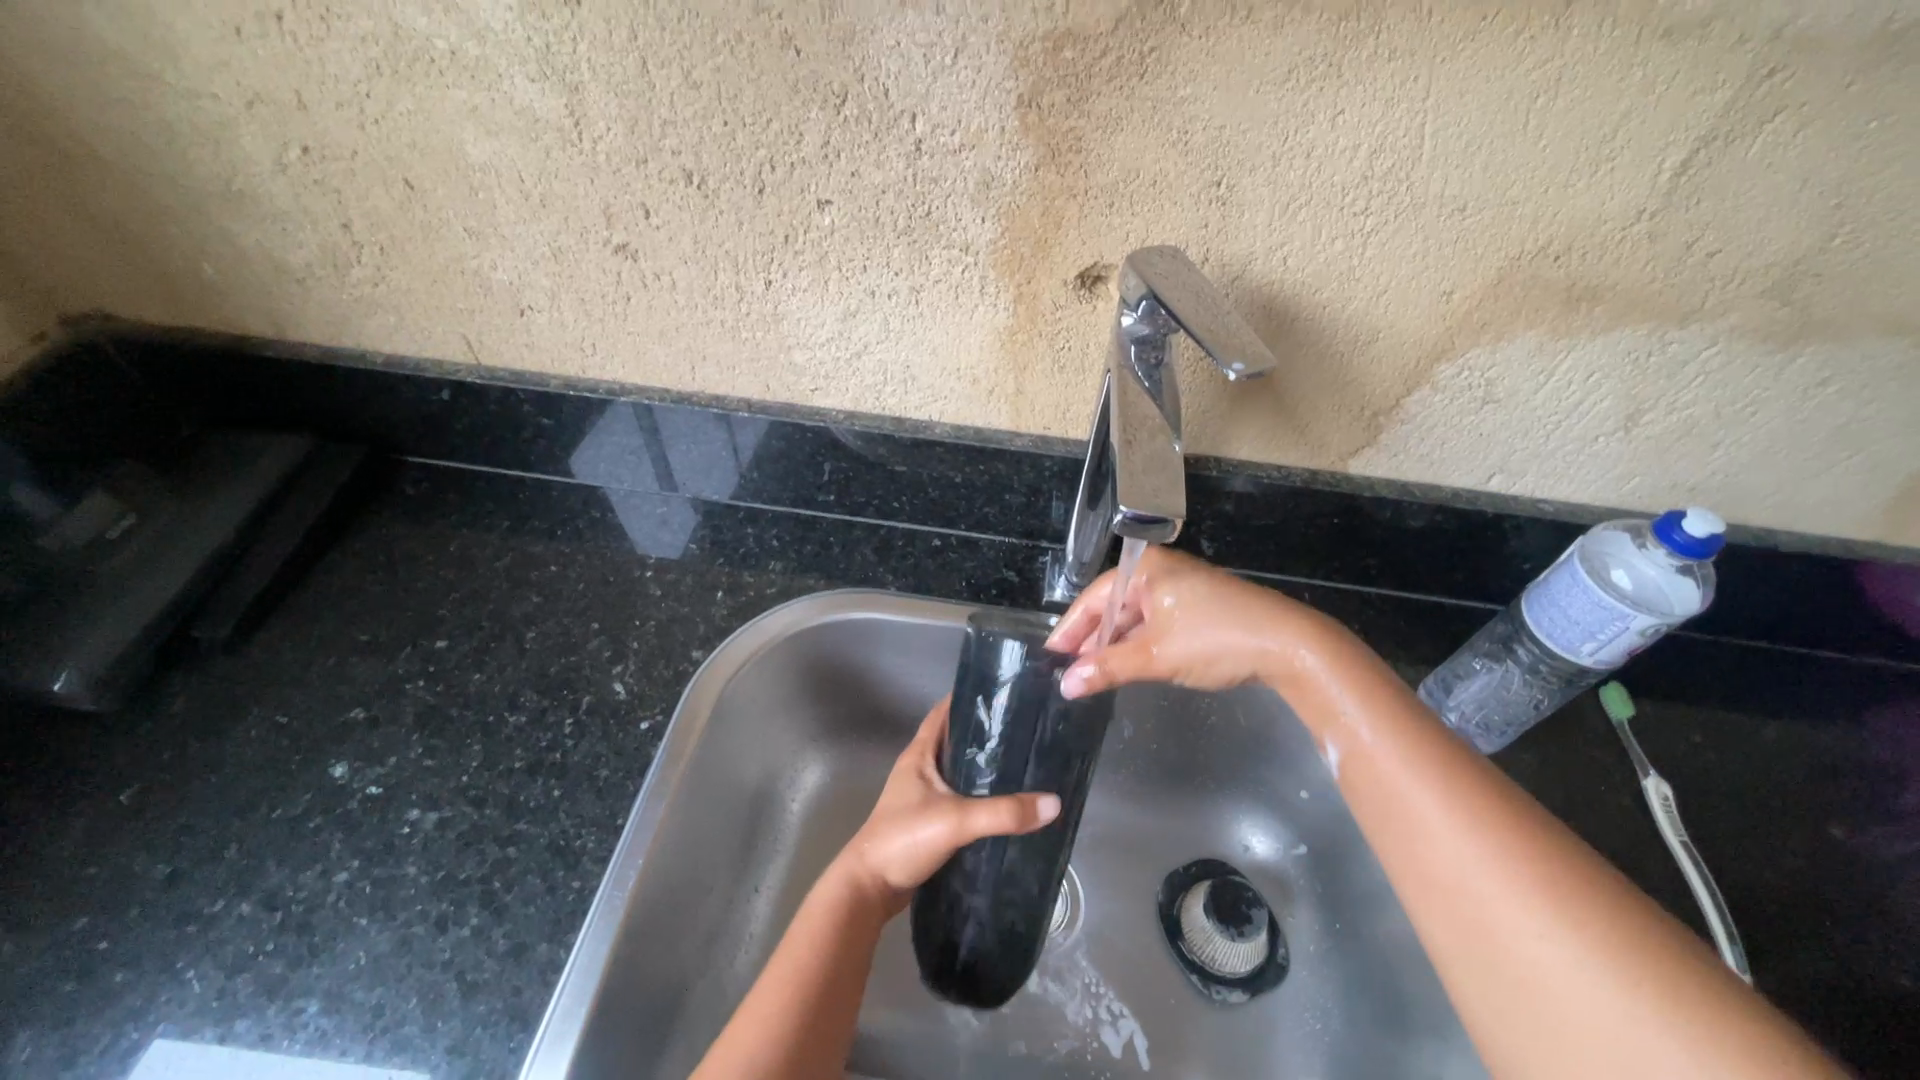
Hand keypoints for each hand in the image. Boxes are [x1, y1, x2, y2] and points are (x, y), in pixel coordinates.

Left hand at [831, 698, 1060, 915]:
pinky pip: (961, 800)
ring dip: (985, 768)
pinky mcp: (929, 822)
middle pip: (956, 740)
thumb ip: (1004, 813)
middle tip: (1027, 729)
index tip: (1005, 692)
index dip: (970, 697)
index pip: (944, 712)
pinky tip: (1007, 805)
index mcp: (919, 755)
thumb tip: (1054, 803)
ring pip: (960, 772)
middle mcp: (920, 770)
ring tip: (1025, 763)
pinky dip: (982, 798)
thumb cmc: (904, 840)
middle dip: (987, 734)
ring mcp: (923, 797)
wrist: (869, 888)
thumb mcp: (956, 821)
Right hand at [1047, 546, 1348, 698]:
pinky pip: (1156, 623)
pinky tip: (1128, 666)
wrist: (1290, 645)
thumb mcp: (1155, 657)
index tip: (1050, 657)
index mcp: (1147, 569)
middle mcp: (1162, 571)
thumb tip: (1066, 685)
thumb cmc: (1216, 639)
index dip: (1070, 629)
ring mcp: (1182, 589)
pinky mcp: (1199, 608)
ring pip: (1135, 617)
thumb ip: (1107, 669)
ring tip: (1093, 673)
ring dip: (1115, 645)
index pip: (1094, 598)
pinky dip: (1139, 644)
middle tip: (1068, 670)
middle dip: (1092, 639)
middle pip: (1114, 605)